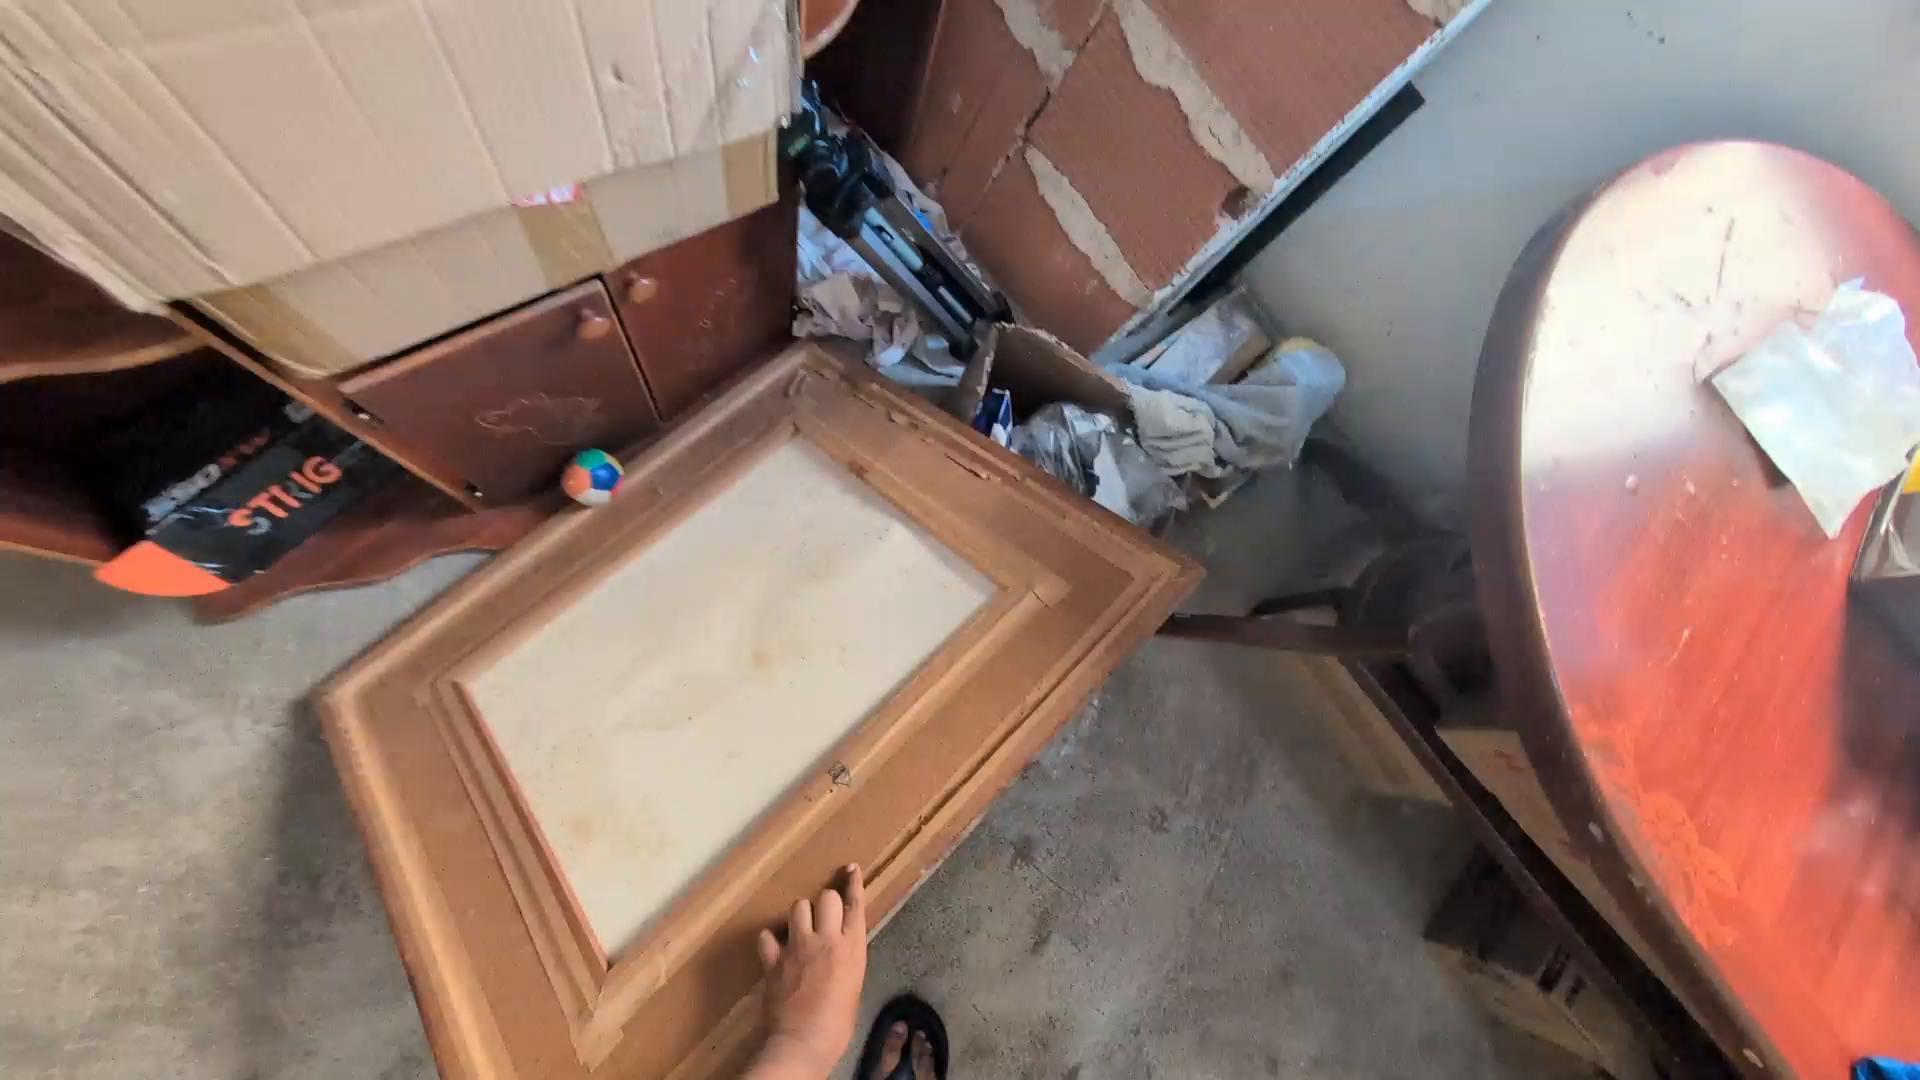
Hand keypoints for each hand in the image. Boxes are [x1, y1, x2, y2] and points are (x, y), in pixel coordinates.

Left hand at [753, 865, 868, 1075]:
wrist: (802, 1044)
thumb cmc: (836, 1026)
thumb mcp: (853, 987)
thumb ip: (846, 960)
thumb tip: (838, 952)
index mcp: (851, 947)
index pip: (854, 904)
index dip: (853, 883)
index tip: (850, 869)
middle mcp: (826, 939)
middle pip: (825, 897)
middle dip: (824, 903)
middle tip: (823, 917)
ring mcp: (798, 947)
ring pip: (798, 907)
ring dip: (800, 915)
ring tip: (800, 928)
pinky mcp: (774, 960)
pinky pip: (767, 936)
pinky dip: (770, 940)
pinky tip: (774, 948)